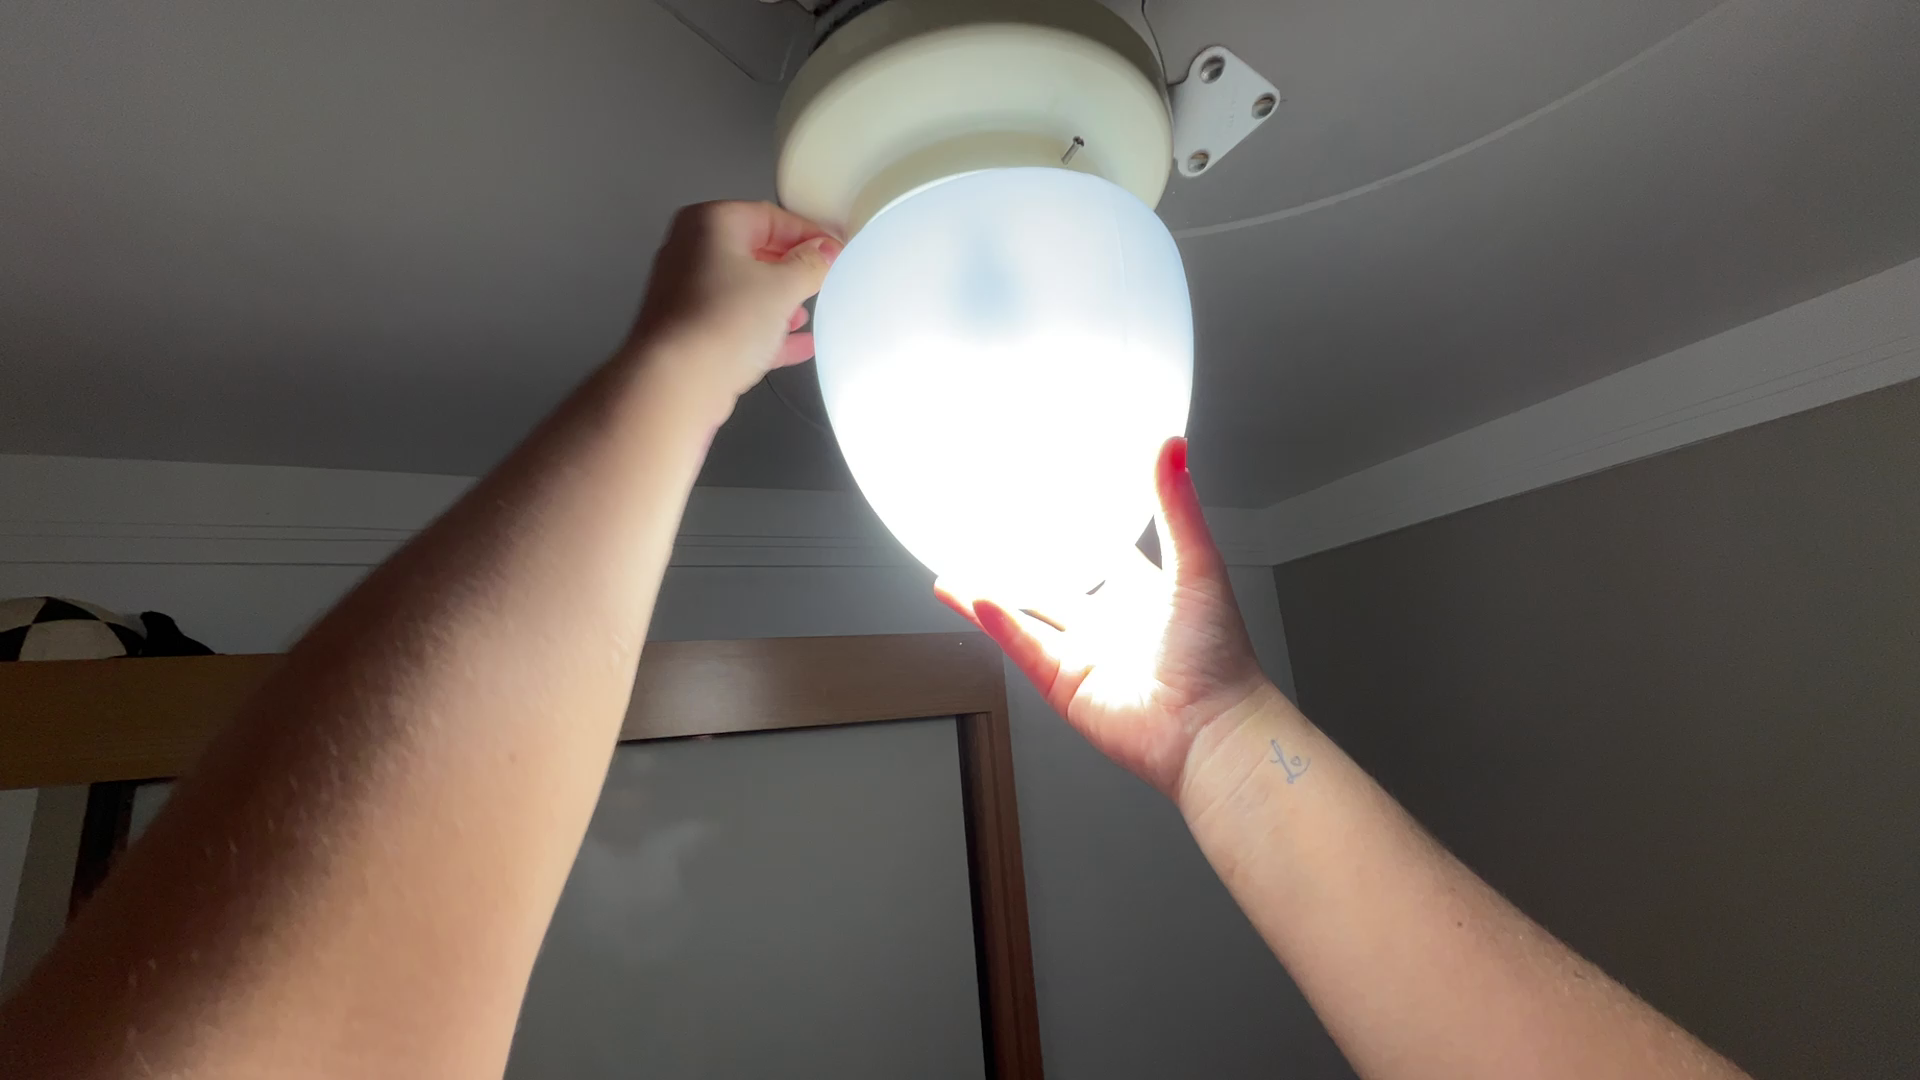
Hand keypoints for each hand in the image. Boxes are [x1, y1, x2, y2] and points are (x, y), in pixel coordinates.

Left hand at [629, 200, 841, 402]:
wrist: (678, 382)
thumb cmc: (723, 321)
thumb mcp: (782, 287)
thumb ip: (809, 265)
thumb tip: (825, 251)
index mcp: (710, 224)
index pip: (769, 217)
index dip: (807, 234)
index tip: (834, 252)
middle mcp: (692, 252)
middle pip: (755, 252)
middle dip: (792, 269)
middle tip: (823, 281)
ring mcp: (689, 294)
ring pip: (746, 290)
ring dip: (780, 302)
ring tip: (809, 313)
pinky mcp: (693, 333)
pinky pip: (738, 324)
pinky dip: (767, 332)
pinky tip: (797, 345)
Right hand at [937, 437, 1271, 796]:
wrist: (1210, 729)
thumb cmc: (1216, 655)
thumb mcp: (1196, 565)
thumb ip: (1175, 508)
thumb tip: (1172, 444)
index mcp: (1140, 592)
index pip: (1098, 553)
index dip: (1073, 530)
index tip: (1042, 503)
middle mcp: (1108, 623)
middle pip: (1049, 586)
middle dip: (1015, 564)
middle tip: (981, 540)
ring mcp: (1083, 655)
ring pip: (1024, 617)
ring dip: (987, 597)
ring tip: (950, 578)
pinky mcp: (1064, 686)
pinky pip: (1024, 647)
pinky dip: (1000, 624)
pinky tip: (976, 600)